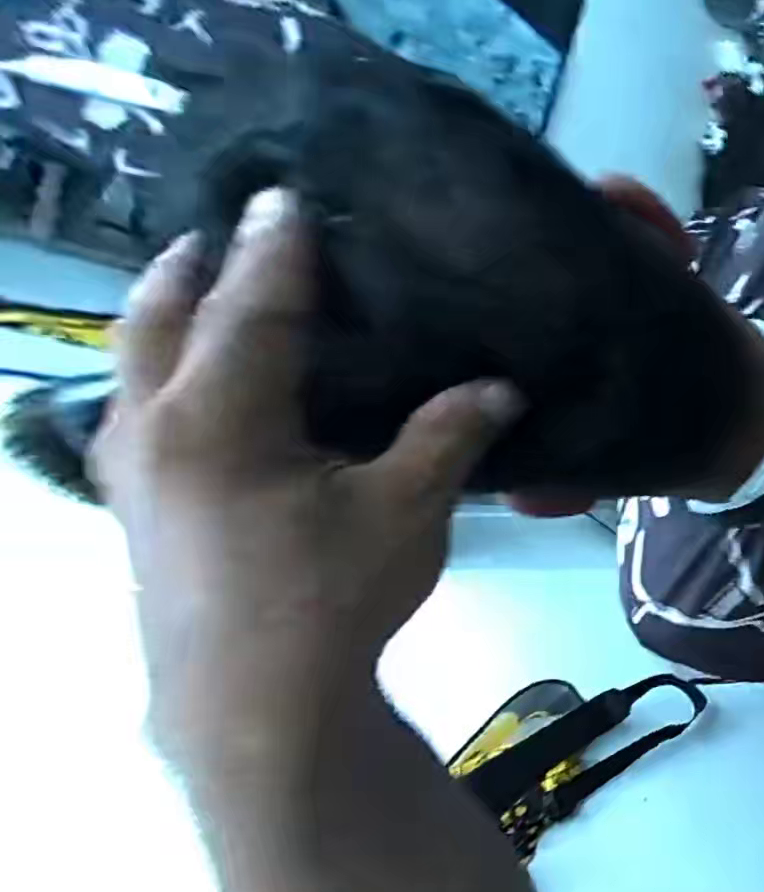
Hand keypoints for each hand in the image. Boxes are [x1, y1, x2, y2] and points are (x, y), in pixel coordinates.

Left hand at [92, 189, 523, 737]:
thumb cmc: (332, 590)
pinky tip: (210, 391)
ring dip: (173, 318)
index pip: (251, 315)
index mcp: (217, 421)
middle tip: (231, 231)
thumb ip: (448, 437)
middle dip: (193, 269)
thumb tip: (501, 387)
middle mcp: (152, 429)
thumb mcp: (408, 508)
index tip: (286, 199)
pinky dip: (173, 372)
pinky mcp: (143, 505)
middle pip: (159, 324)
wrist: (251, 692)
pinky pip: (144, 409)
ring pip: (135, 366)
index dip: (276, 256)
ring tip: (212, 293)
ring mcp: (133, 469)